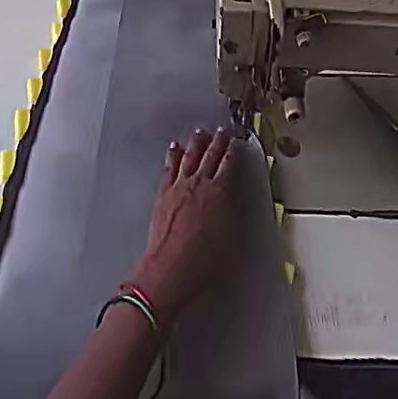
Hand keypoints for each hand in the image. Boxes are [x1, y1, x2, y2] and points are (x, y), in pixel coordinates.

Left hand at [126, 127, 240, 324]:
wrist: (171, 267)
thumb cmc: (204, 259)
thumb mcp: (232, 236)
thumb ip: (233, 211)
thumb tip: (233, 199)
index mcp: (220, 192)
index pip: (228, 164)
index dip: (232, 151)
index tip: (234, 142)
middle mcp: (199, 183)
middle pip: (209, 155)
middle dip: (216, 141)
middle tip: (220, 131)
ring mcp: (179, 186)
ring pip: (189, 156)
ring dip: (195, 142)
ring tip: (199, 132)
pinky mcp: (163, 192)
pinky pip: (169, 167)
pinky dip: (173, 155)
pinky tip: (174, 148)